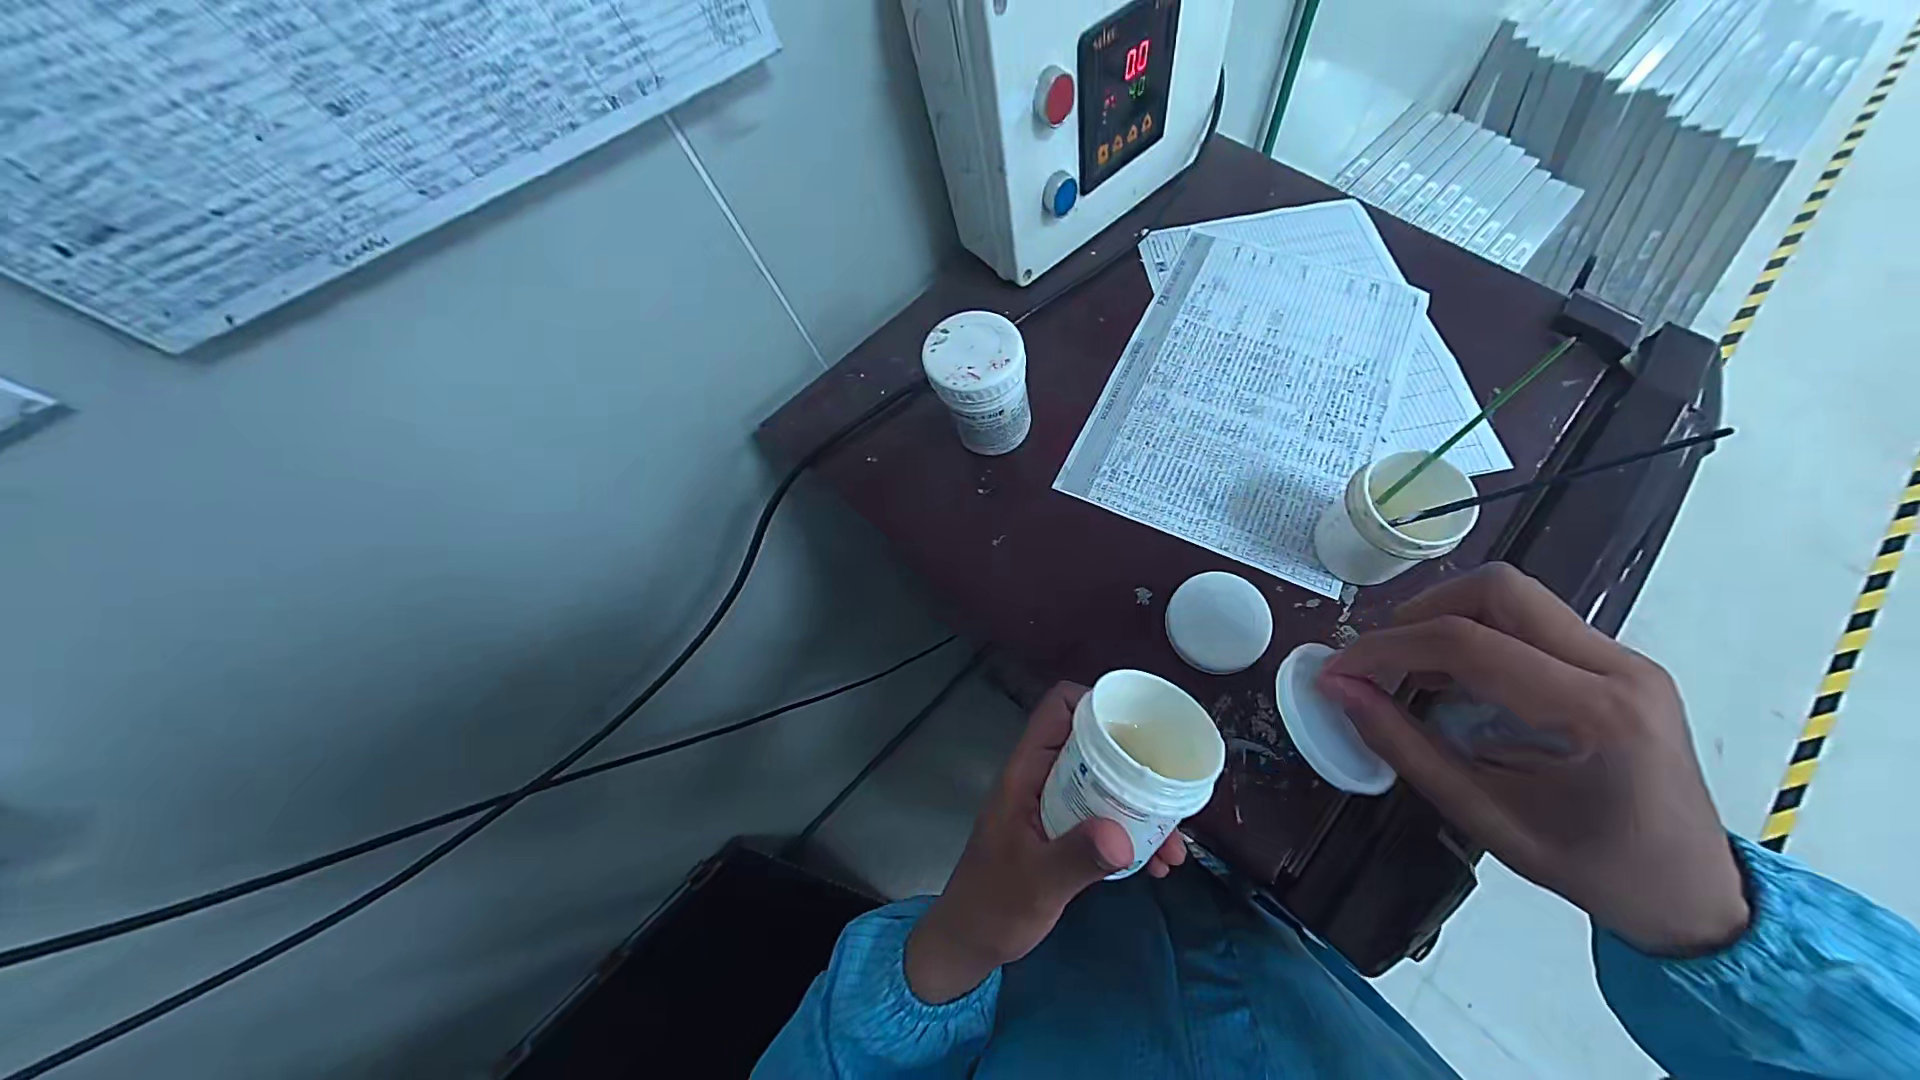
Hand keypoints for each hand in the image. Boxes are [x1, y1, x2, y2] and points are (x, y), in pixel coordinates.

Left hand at [904, 682, 1187, 1002]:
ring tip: (1173, 841)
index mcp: (1027, 771)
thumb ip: (1075, 858)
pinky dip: (1132, 830)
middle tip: (1170, 788)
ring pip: (1105, 781)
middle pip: (1093, 742)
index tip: (1140, 725)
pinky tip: (1157, 861)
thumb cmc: (992, 906)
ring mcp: (1055, 804)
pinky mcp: (1065, 831)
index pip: (1058, 708)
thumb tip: (1123, 835)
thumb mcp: (1037, 883)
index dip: (1097, 702)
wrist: (970, 942)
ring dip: (1141, 804)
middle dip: (1135, 761)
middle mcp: (1043, 778)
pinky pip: (1105, 813)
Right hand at [1317, 564, 1748, 955]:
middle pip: (1497, 590)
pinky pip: (1525, 619)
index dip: (1385, 649)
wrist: (1697, 893)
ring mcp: (1623, 659)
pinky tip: (1451, 679)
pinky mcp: (1613, 661)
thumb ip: (1401, 744)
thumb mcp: (1481, 814)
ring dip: (1443, 617)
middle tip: (1381, 657)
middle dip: (1419, 612)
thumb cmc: (1592, 866)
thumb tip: (1336, 689)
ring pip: (1511, 595)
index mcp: (1595, 714)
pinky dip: (1471, 633)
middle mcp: (1618, 668)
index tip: (1339, 670)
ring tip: (1411, 668)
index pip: (1467, 643)